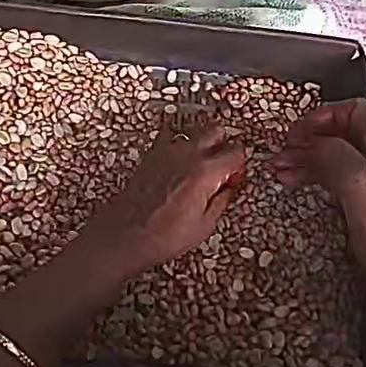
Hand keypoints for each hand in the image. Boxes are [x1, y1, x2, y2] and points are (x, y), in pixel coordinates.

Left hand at [76, 124, 246, 276]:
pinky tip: (179, 163)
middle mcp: (188, 154)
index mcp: (206, 172)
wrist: (125, 235)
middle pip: (217, 131)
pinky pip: (171, 136)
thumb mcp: (204, 225)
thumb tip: (229, 189)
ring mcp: (167, 150)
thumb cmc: (162, 235)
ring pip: (194, 130)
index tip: (235, 180)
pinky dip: (180, 143)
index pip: (237, 153)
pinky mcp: (151, 154)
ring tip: (201, 166)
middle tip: (222, 168)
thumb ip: (221, 200)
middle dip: (224, 146)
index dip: (240, 166)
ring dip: (203, 143)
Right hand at [270, 99, 365, 277]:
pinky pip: (331, 176)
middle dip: (307, 139)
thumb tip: (310, 142)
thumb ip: (335, 155)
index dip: (323, 116)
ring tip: (278, 168)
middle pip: (339, 133)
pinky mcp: (361, 199)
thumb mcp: (359, 183)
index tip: (298, 131)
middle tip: (282, 150)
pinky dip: (310, 174)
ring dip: (303, 158)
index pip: (354, 111)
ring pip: (331, 155)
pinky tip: (291, 181)